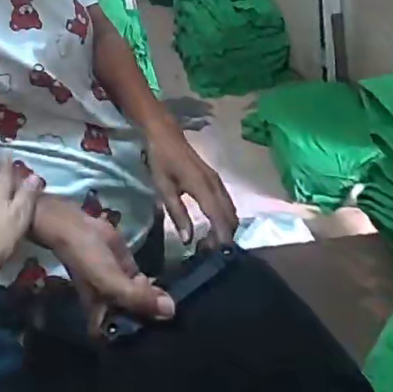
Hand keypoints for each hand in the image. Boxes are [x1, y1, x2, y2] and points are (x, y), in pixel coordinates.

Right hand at [45, 201, 173, 332]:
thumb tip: (171, 311)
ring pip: (146, 306)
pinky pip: (147, 288)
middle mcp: (114, 312)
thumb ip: (139, 299)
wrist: (78, 230)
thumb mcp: (112, 283)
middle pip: (140, 325)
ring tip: (184, 310)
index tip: (167, 345)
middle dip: (158, 324)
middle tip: (182, 328)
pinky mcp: (130, 275)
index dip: (145, 346)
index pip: (126, 343)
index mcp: (103, 322)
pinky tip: (175, 291)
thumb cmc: (88, 262)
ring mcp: (123, 293)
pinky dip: (158, 291)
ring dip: (160, 306)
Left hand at [146, 125, 237, 246]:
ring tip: (207, 242)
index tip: (215, 257)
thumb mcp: (164, 187)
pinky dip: (224, 218)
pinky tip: (212, 227)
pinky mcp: (215, 180)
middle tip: (207, 251)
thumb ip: (177, 213)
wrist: (165, 134)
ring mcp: (218, 182)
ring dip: (225, 228)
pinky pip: (227, 204)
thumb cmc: (161, 159)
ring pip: (231, 211)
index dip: (222, 240)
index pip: (220, 220)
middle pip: (231, 218)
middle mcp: (216, 185)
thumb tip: (189, 240)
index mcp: (204, 188)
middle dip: (224, 237)